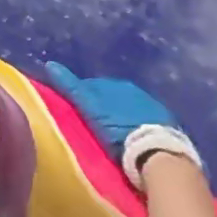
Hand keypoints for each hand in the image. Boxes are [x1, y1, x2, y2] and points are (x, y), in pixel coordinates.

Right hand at [44, 62, 199, 186]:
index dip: (80, 95)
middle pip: (110, 95)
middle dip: (99, 104)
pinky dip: (132, 123)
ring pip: (126, 107)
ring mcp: (153, 107)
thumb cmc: (117, 129)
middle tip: (87, 119)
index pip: (91, 85)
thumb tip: (50, 64)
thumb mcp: (89, 108)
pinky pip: (142, 119)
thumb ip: (71, 87)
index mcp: (117, 85)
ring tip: (107, 129)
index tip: (72, 108)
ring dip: (116, 114)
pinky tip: (128, 135)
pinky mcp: (167, 124)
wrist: (158, 153)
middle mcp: (136, 92)